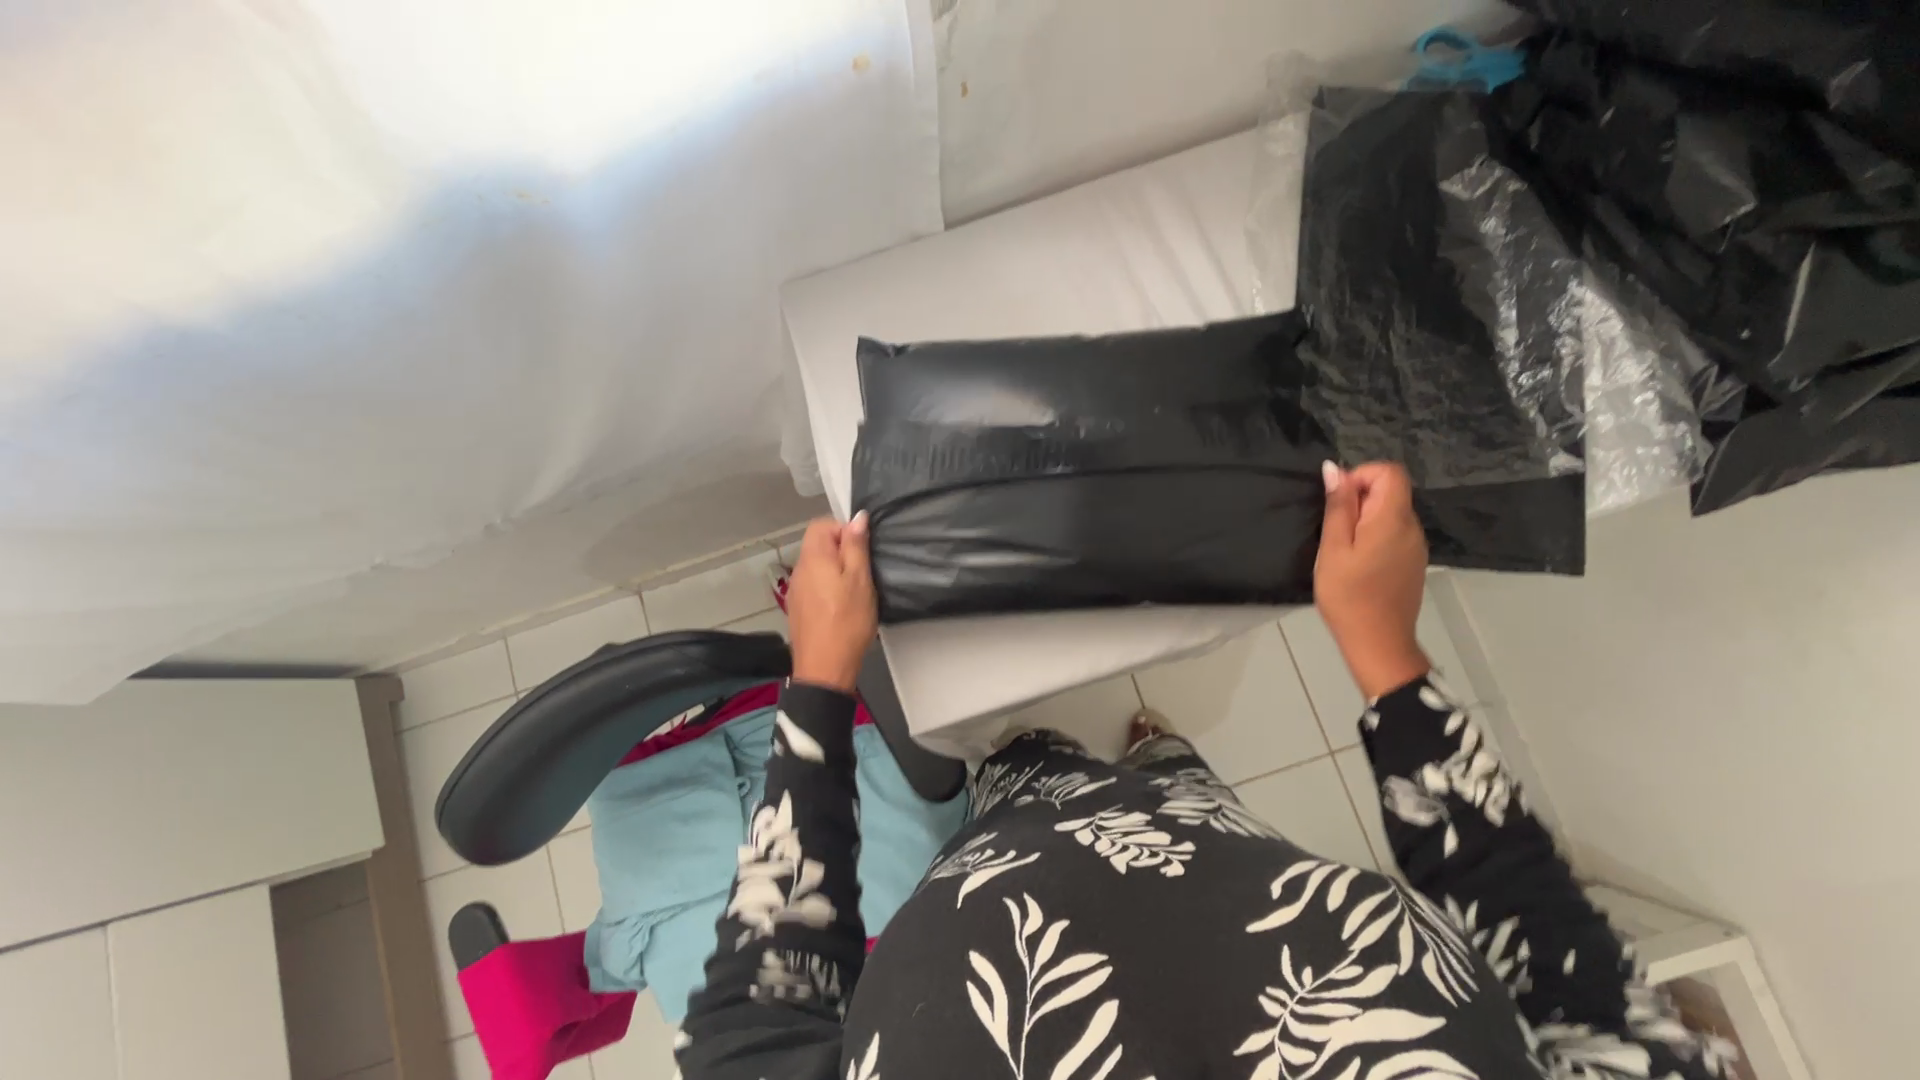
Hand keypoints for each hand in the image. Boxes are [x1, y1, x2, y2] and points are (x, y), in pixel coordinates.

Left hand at [786, 512, 877, 693]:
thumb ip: (856, 546)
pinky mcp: (798, 608)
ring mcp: (796, 590)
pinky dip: (829, 588)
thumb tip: (857, 517)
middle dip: (842, 551)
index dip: (843, 530)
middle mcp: (799, 570)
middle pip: (818, 545)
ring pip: (817, 567)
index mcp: (813, 558)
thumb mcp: (860, 580)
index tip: (862, 550)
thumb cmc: (847, 622)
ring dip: (836, 571)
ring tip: (856, 591)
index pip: (821, 524)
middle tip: (864, 572)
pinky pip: (814, 585)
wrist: (824, 668)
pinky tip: (843, 606)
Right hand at [1314, 461, 1430, 698]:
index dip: (1361, 475)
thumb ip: (1337, 506)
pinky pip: (1394, 534)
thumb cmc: (1348, 595)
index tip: (1337, 502)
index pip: (1389, 472)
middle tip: (1334, 532)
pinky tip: (1357, 565)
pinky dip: (1374, 536)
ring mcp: (1416, 546)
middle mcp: (1412, 527)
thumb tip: (1336, 469)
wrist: (1378, 642)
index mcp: (1392, 519)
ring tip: (1343, 551)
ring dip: (1364, 520)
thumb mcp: (1333, 549)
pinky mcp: (1413, 562)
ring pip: (1391, 513)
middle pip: (1391, 491)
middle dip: (1359, 499)